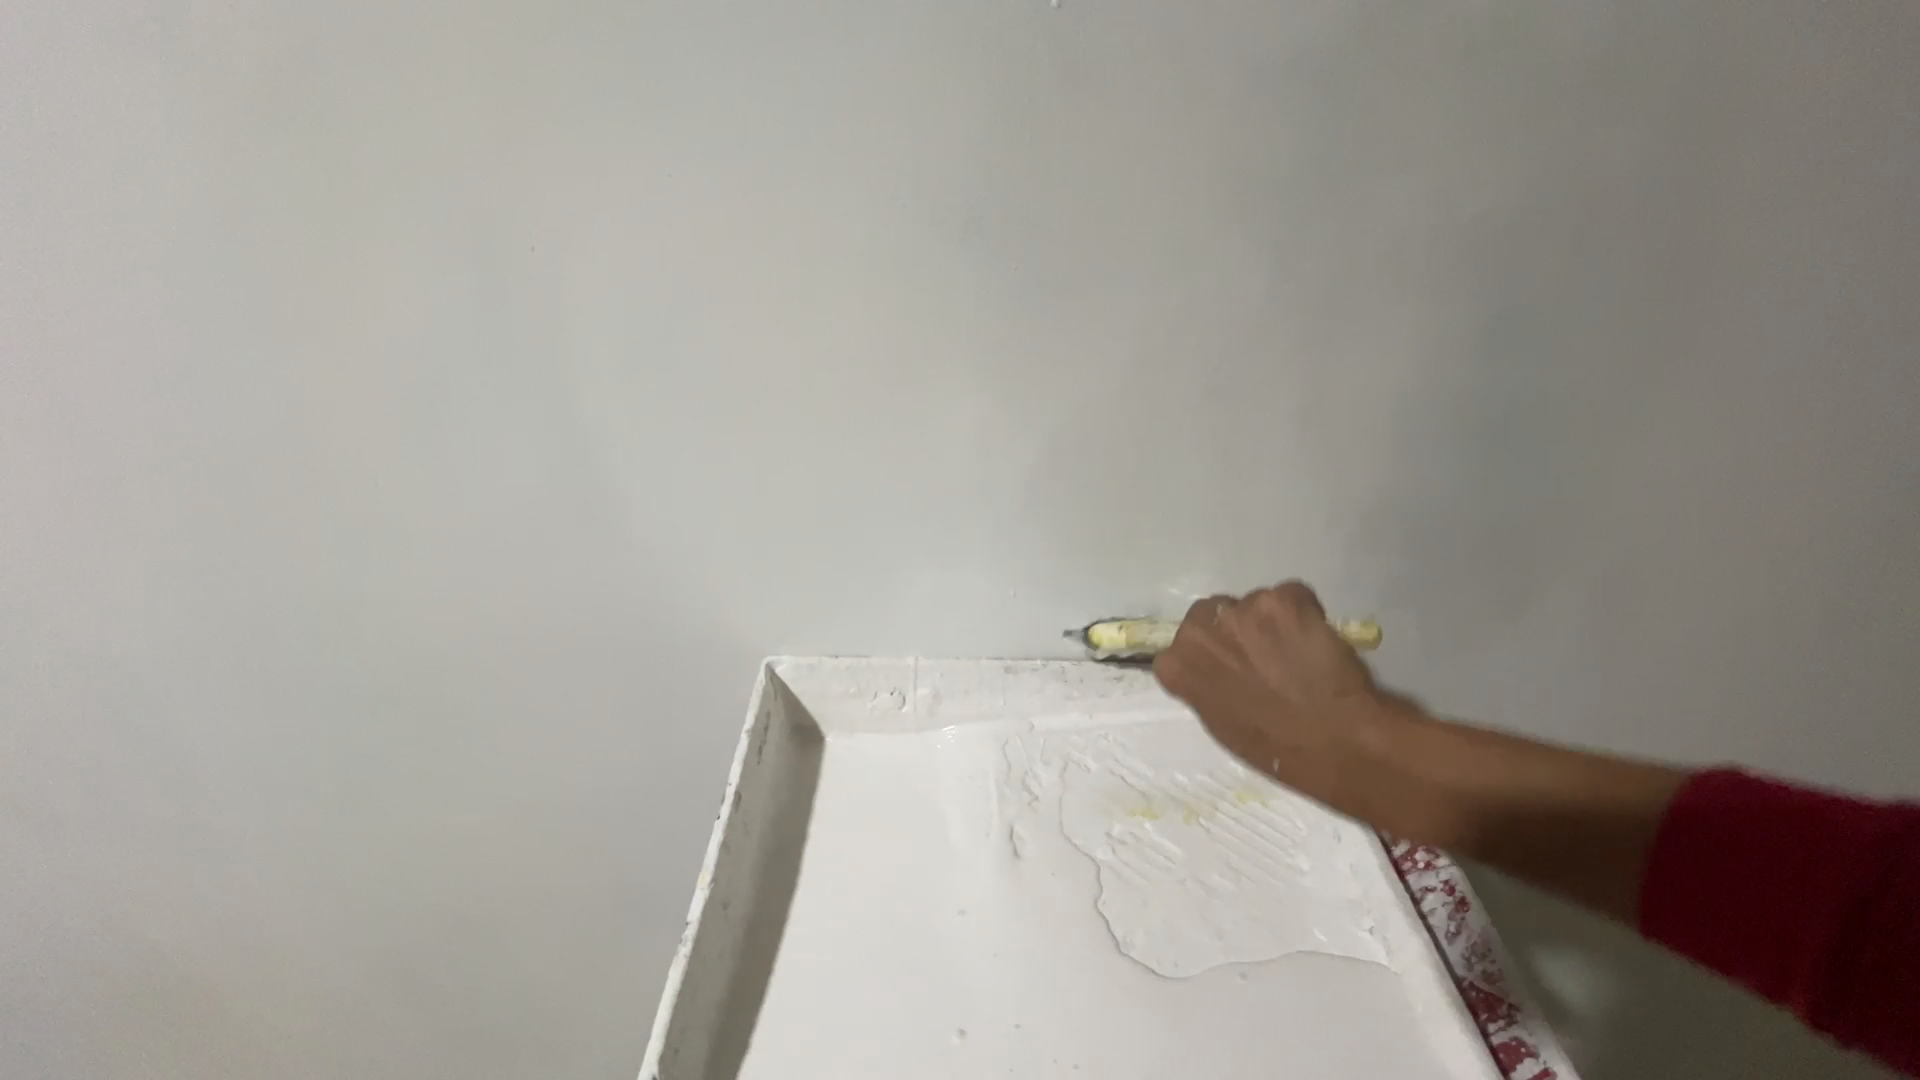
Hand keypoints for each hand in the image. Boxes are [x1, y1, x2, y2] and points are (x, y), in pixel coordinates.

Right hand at [1152, 582, 1395, 791]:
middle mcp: (1199, 630)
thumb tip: (1217, 669)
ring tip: (1296, 653)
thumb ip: (1205, 684)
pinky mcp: (1283, 599)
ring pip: (1253, 603)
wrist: (1334, 741)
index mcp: (1176, 664)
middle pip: (1211, 613)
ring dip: (1270, 621)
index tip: (1229, 666)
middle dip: (1233, 628)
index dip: (1210, 652)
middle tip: (1262, 654)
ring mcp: (1242, 610)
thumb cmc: (1274, 746)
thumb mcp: (1218, 720)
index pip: (1183, 644)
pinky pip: (1292, 595)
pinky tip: (1316, 640)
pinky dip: (1304, 612)